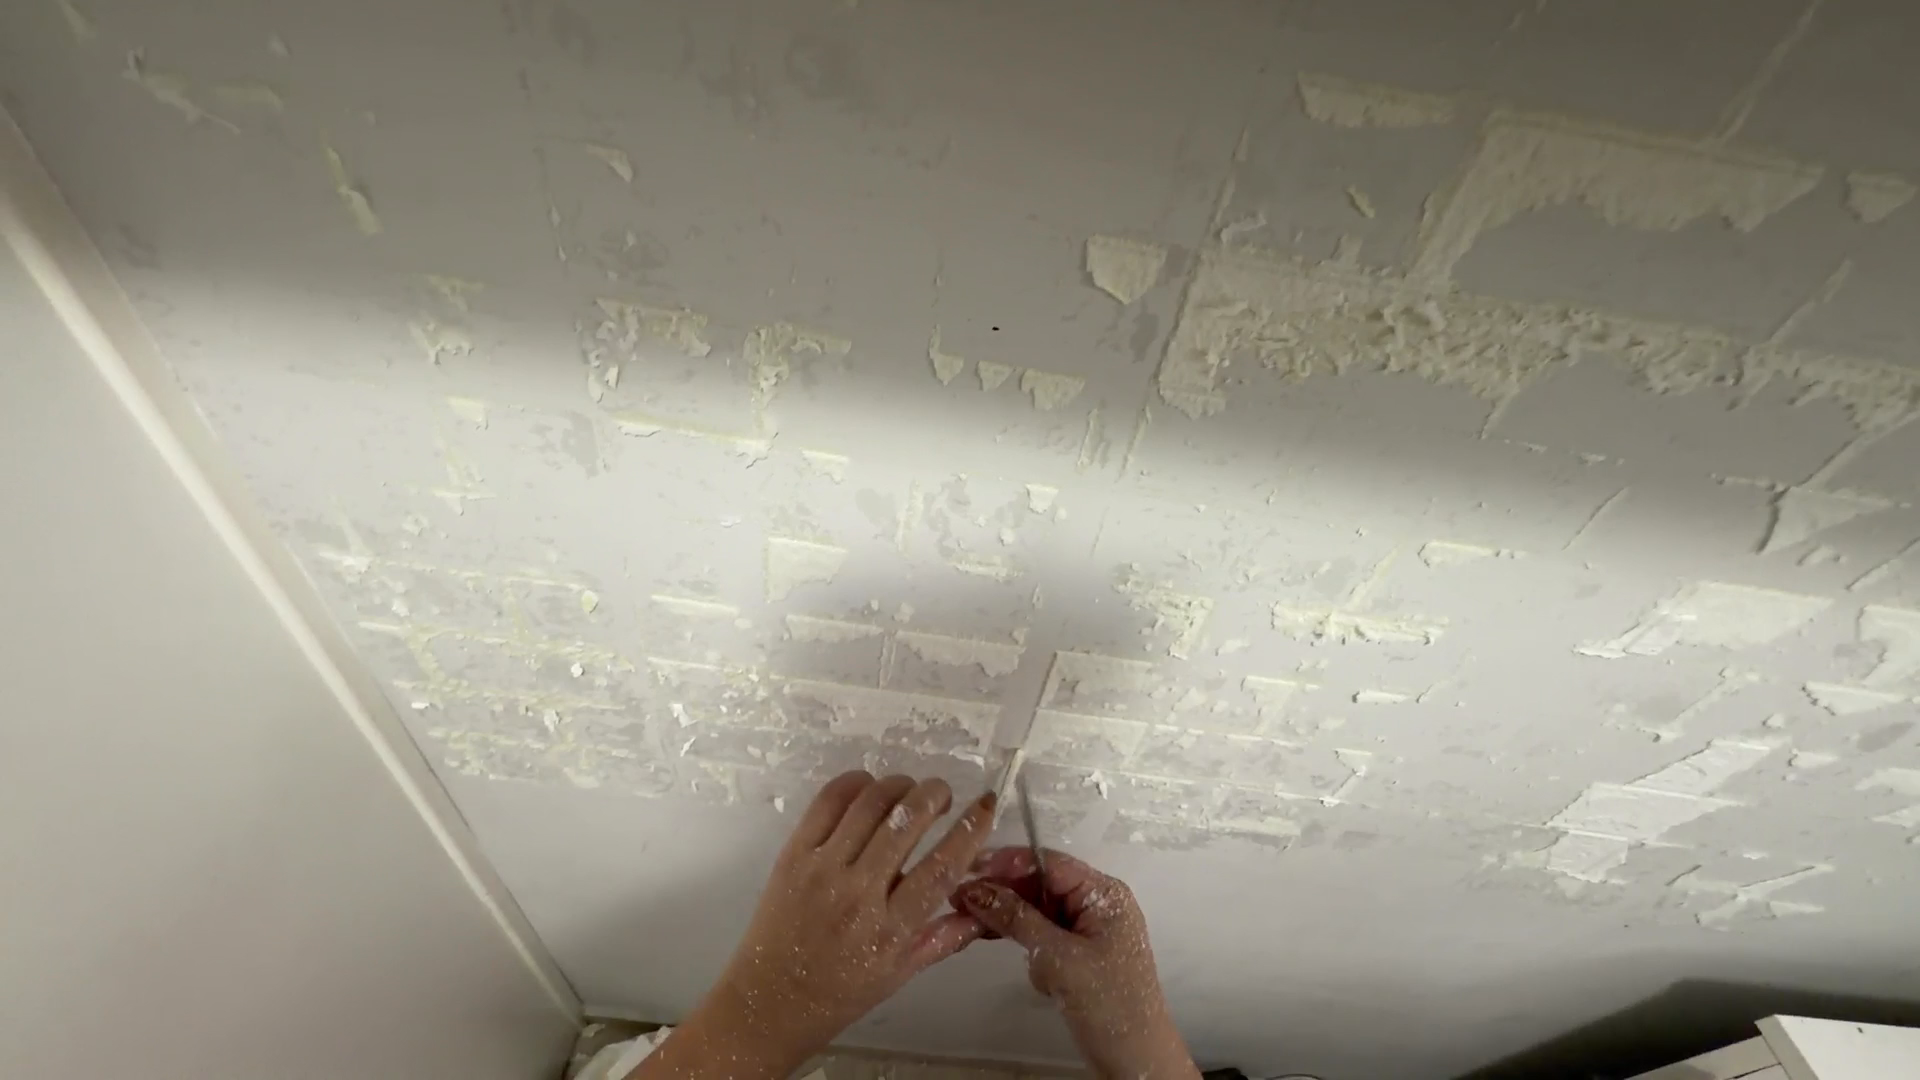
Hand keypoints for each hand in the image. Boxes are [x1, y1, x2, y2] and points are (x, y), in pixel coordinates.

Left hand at [634, 772, 996, 1079]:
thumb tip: (984, 908)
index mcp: (890, 929)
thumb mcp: (900, 973)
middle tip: (941, 794)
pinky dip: (855, 782)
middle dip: (934, 793)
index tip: (986, 803)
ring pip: (870, 802)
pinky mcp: (794, 853)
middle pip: (906, 819)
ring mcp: (822, 868)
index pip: (941, 866)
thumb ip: (944, 937)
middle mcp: (857, 893)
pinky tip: (868, 788)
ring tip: (908, 791)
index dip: (970, 828)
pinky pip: (828, 800)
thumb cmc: (840, 992)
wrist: (769, 1002)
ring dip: (898, 784)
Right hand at [956, 847, 1199, 1079]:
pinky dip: (1021, 942)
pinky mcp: (1075, 955)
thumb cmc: (1111, 1008)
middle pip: (1038, 885)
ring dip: (1006, 921)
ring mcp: (1085, 930)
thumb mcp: (1059, 960)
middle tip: (959, 901)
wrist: (1137, 1067)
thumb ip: (1018, 920)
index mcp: (1103, 894)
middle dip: (1001, 895)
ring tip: (967, 923)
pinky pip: (1039, 935)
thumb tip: (977, 890)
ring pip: (1034, 911)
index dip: (1008, 863)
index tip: (970, 868)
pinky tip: (996, 943)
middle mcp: (1095, 904)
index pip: (1049, 863)